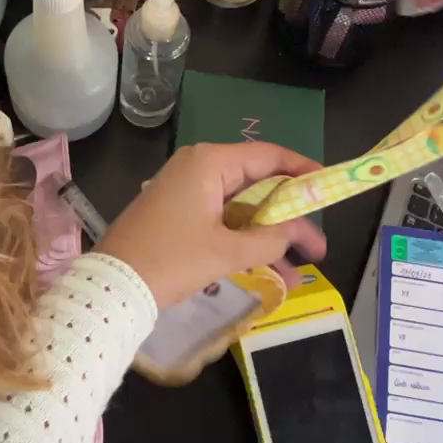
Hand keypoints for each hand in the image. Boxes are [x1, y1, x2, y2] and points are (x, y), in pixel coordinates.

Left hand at [95, 142, 328, 308]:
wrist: (112, 286)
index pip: (268, 155)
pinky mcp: (178, 212)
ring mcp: (186, 190)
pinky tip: (271, 270)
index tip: (330, 186)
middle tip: (318, 246)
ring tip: (302, 271)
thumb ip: (270, 239)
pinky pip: (222, 219)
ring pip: (241, 208)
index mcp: (209, 163)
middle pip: (258, 184)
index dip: (303, 170)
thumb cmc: (171, 260)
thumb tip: (298, 231)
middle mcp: (198, 168)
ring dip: (270, 237)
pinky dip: (244, 240)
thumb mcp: (226, 252)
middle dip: (290, 217)